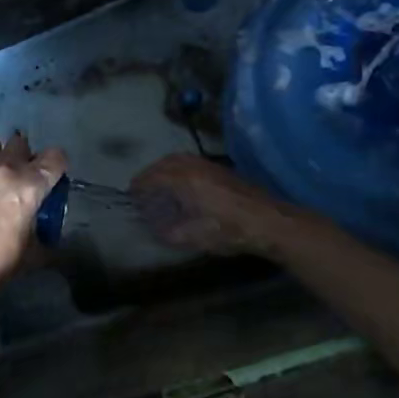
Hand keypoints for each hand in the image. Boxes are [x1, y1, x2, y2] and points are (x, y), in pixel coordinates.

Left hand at [0, 133, 67, 315]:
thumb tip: (47, 234)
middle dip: (23, 158)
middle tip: (17, 177)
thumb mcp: (30, 255)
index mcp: (30, 186)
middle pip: (21, 143)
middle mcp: (6, 166)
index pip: (55, 158)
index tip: (51, 175)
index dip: (55, 166)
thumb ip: (43, 235)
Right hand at [131, 154, 306, 258]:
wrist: (268, 221)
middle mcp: (195, 167)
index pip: (154, 176)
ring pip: (180, 159)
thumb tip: (158, 229)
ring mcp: (210, 166)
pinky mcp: (222, 170)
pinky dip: (180, 168)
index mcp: (185, 180)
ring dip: (166, 168)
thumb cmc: (229, 230)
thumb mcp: (195, 238)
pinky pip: (192, 162)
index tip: (130, 194)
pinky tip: (183, 184)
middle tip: (142, 188)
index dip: (140, 185)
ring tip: (159, 185)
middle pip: (166, 162)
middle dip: (151, 173)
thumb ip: (172, 233)